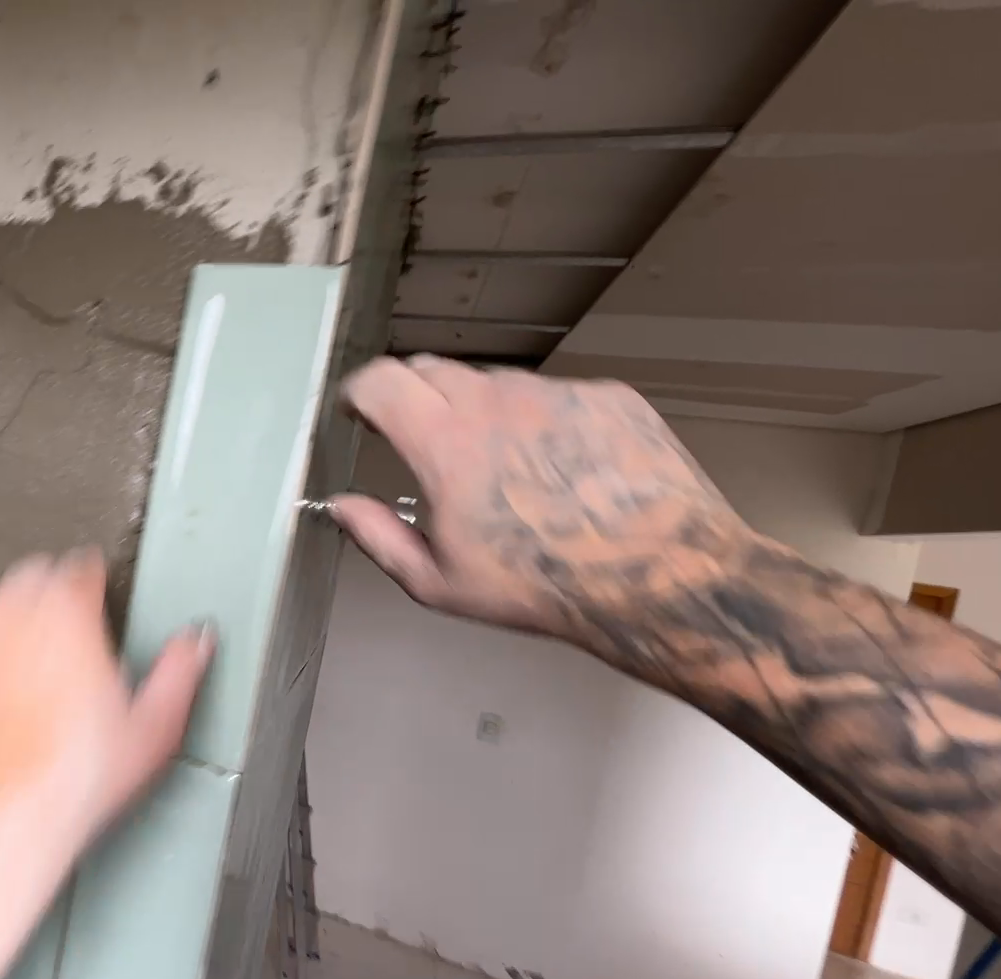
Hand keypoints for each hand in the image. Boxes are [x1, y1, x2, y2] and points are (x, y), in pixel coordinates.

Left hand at [0, 549, 214, 859]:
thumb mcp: (152, 728)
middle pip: (37, 573)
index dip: (95, 576)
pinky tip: (8, 675)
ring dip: (23, 607)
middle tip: (76, 610)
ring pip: (2, 601)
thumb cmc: (71, 777)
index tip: (100, 586)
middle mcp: (16, 617)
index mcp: (69, 615)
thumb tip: (196, 642)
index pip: (81, 568)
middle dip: (58, 583)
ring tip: (44, 640)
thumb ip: (179, 673)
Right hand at [330, 355, 753, 644]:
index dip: (357, 392)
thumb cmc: (537, 587)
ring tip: (492, 460)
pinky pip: (547, 394)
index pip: (380, 382)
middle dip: (406, 395)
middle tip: (413, 435)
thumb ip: (376, 535)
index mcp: (445, 444)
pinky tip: (551, 464)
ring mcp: (555, 394)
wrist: (661, 579)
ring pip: (489, 381)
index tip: (355, 410)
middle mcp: (496, 403)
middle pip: (428, 368)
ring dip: (470, 408)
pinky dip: (530, 418)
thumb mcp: (437, 581)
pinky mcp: (605, 395)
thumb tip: (339, 505)